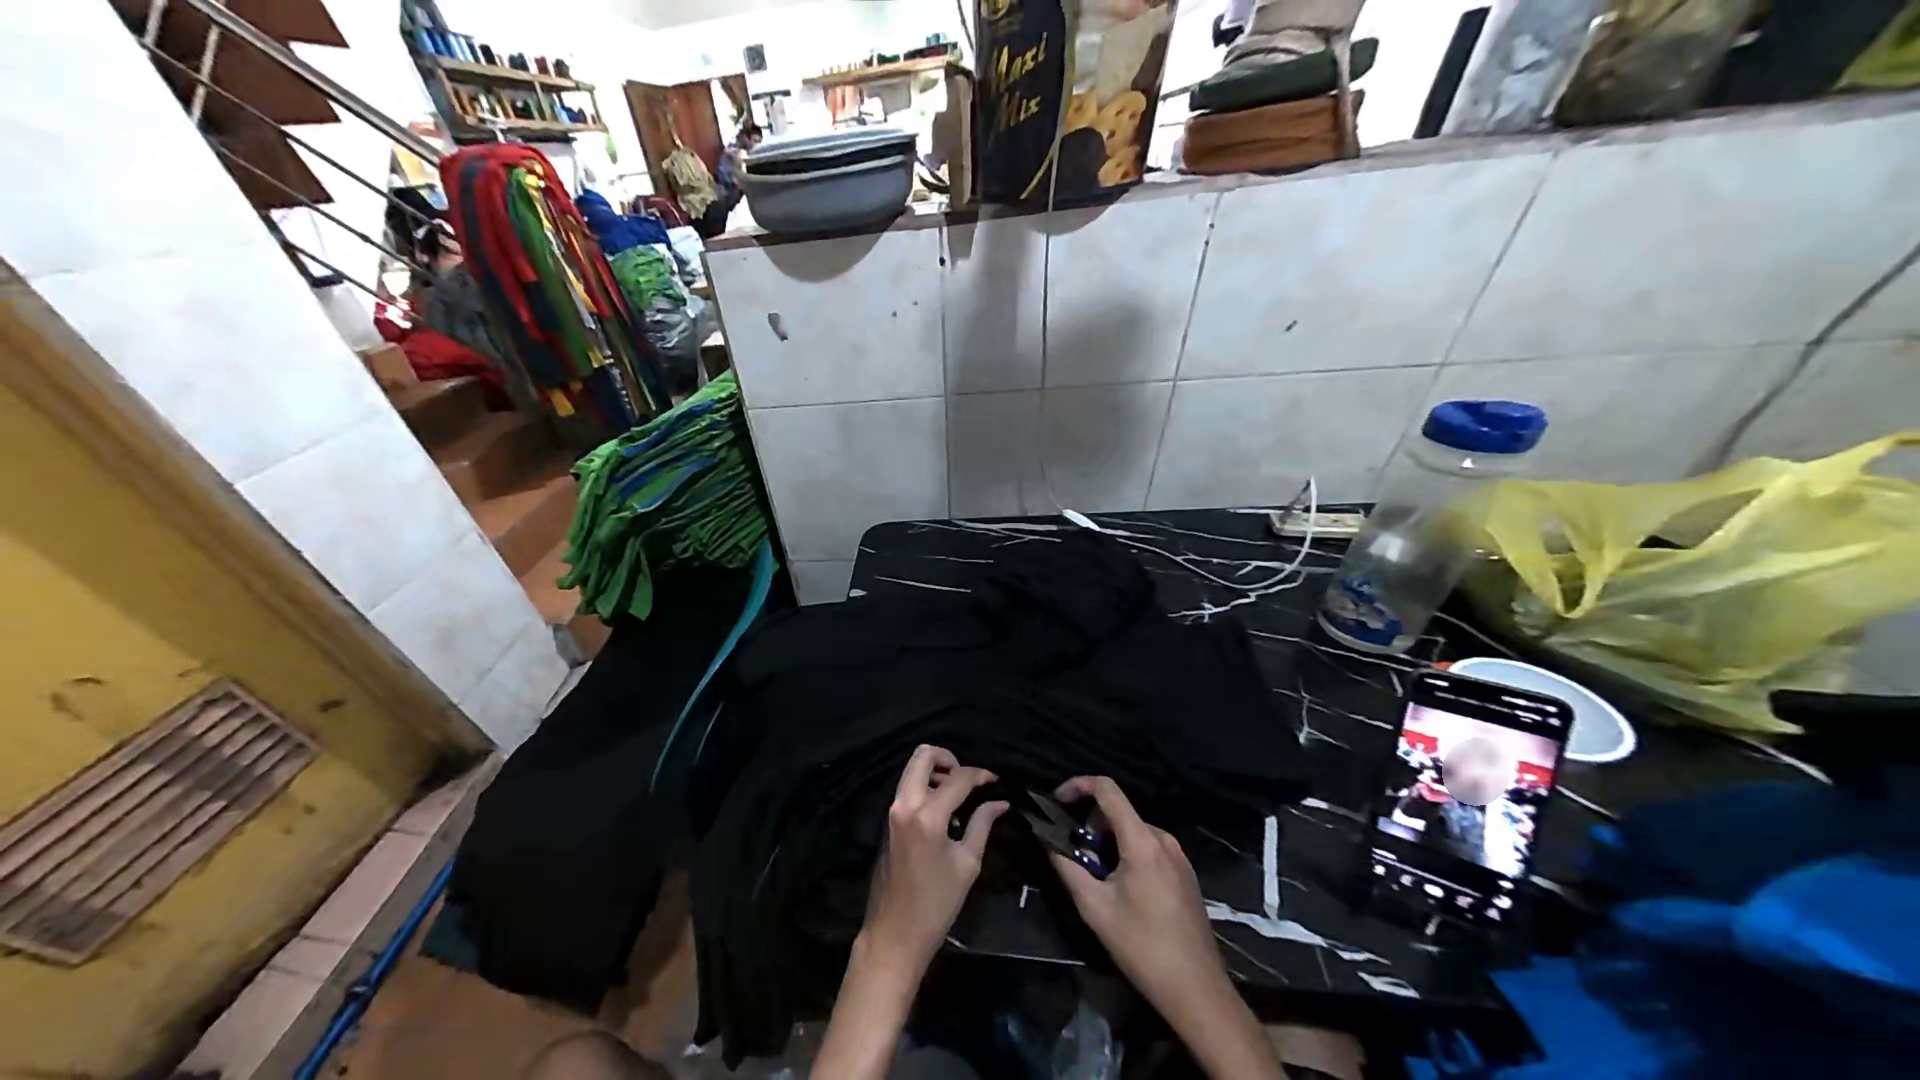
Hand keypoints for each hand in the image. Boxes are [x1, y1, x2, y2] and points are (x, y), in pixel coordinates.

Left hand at [863, 744, 1008, 972]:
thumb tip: (999, 802)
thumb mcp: (967, 863)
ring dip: (936, 770)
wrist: (894, 935)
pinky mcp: (887, 821)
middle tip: (968, 779)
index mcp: (927, 816)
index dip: (980, 774)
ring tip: (958, 793)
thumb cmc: (936, 904)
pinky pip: (907, 787)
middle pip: (923, 755)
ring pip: (912, 768)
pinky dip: (925, 785)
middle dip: (949, 759)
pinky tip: (944, 808)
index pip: (958, 778)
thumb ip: (982, 824)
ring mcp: (891, 811)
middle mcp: (904, 804)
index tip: (995, 780)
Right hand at [1048, 776, 1283, 1079]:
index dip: (1078, 785)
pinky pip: (1149, 847)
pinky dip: (1127, 854)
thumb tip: (1046, 839)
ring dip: (1108, 843)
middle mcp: (1163, 838)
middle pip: (1118, 812)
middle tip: (1076, 858)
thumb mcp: (1094, 908)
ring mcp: (1178, 855)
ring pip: (1132, 831)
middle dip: (1091, 826)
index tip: (1057, 801)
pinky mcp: (1185, 872)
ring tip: (1098, 879)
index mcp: (1142, 841)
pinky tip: (1122, 889)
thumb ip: (1067, 866)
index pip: (1107, 789)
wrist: (1196, 989)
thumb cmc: (1141, 947)